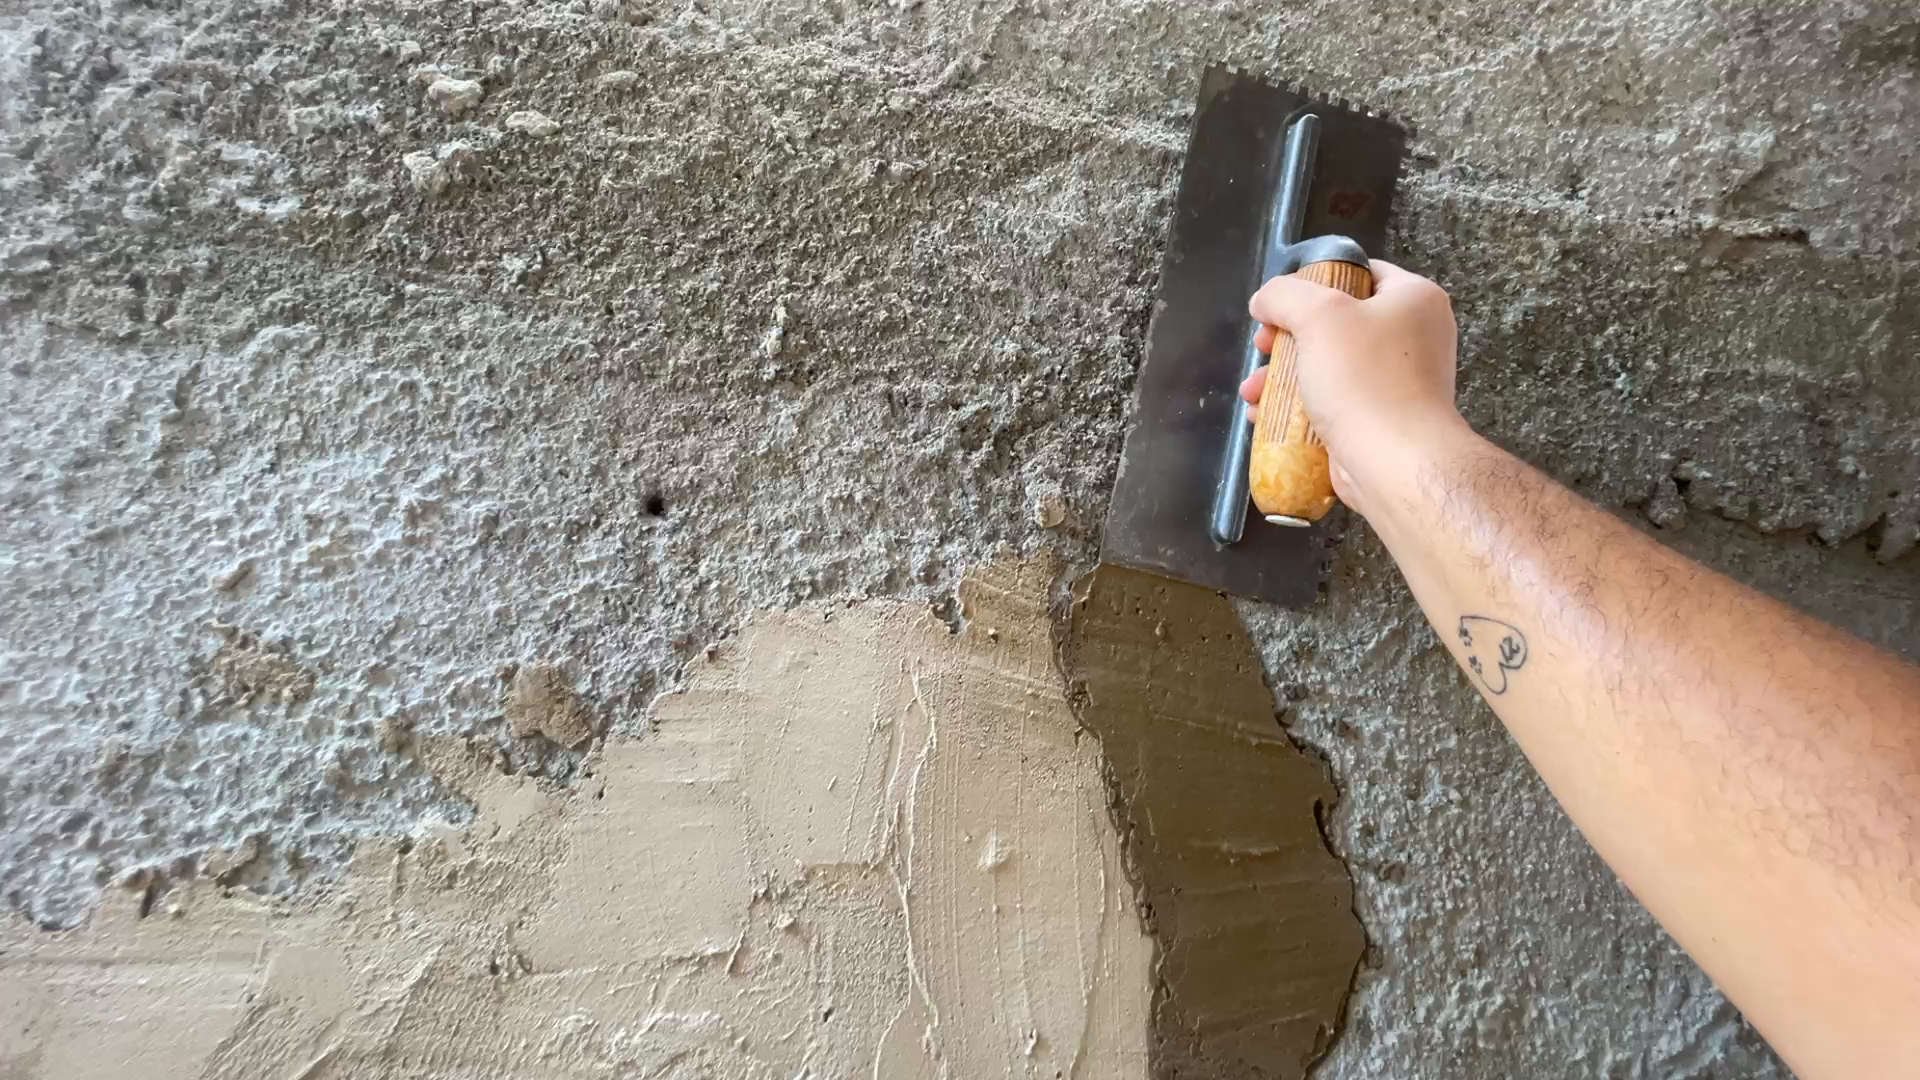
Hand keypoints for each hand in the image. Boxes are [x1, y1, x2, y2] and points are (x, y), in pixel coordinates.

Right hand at [1240, 260, 1462, 519]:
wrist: (1393, 461)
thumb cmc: (1364, 381)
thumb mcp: (1318, 316)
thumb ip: (1285, 296)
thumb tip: (1264, 299)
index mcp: (1414, 299)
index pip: (1361, 274)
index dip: (1314, 283)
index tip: (1279, 306)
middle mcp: (1414, 336)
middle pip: (1337, 324)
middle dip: (1287, 340)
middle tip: (1262, 348)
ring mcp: (1398, 381)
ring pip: (1329, 367)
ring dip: (1283, 377)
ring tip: (1252, 392)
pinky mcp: (1380, 419)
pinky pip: (1333, 403)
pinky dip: (1298, 407)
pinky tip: (1265, 416)